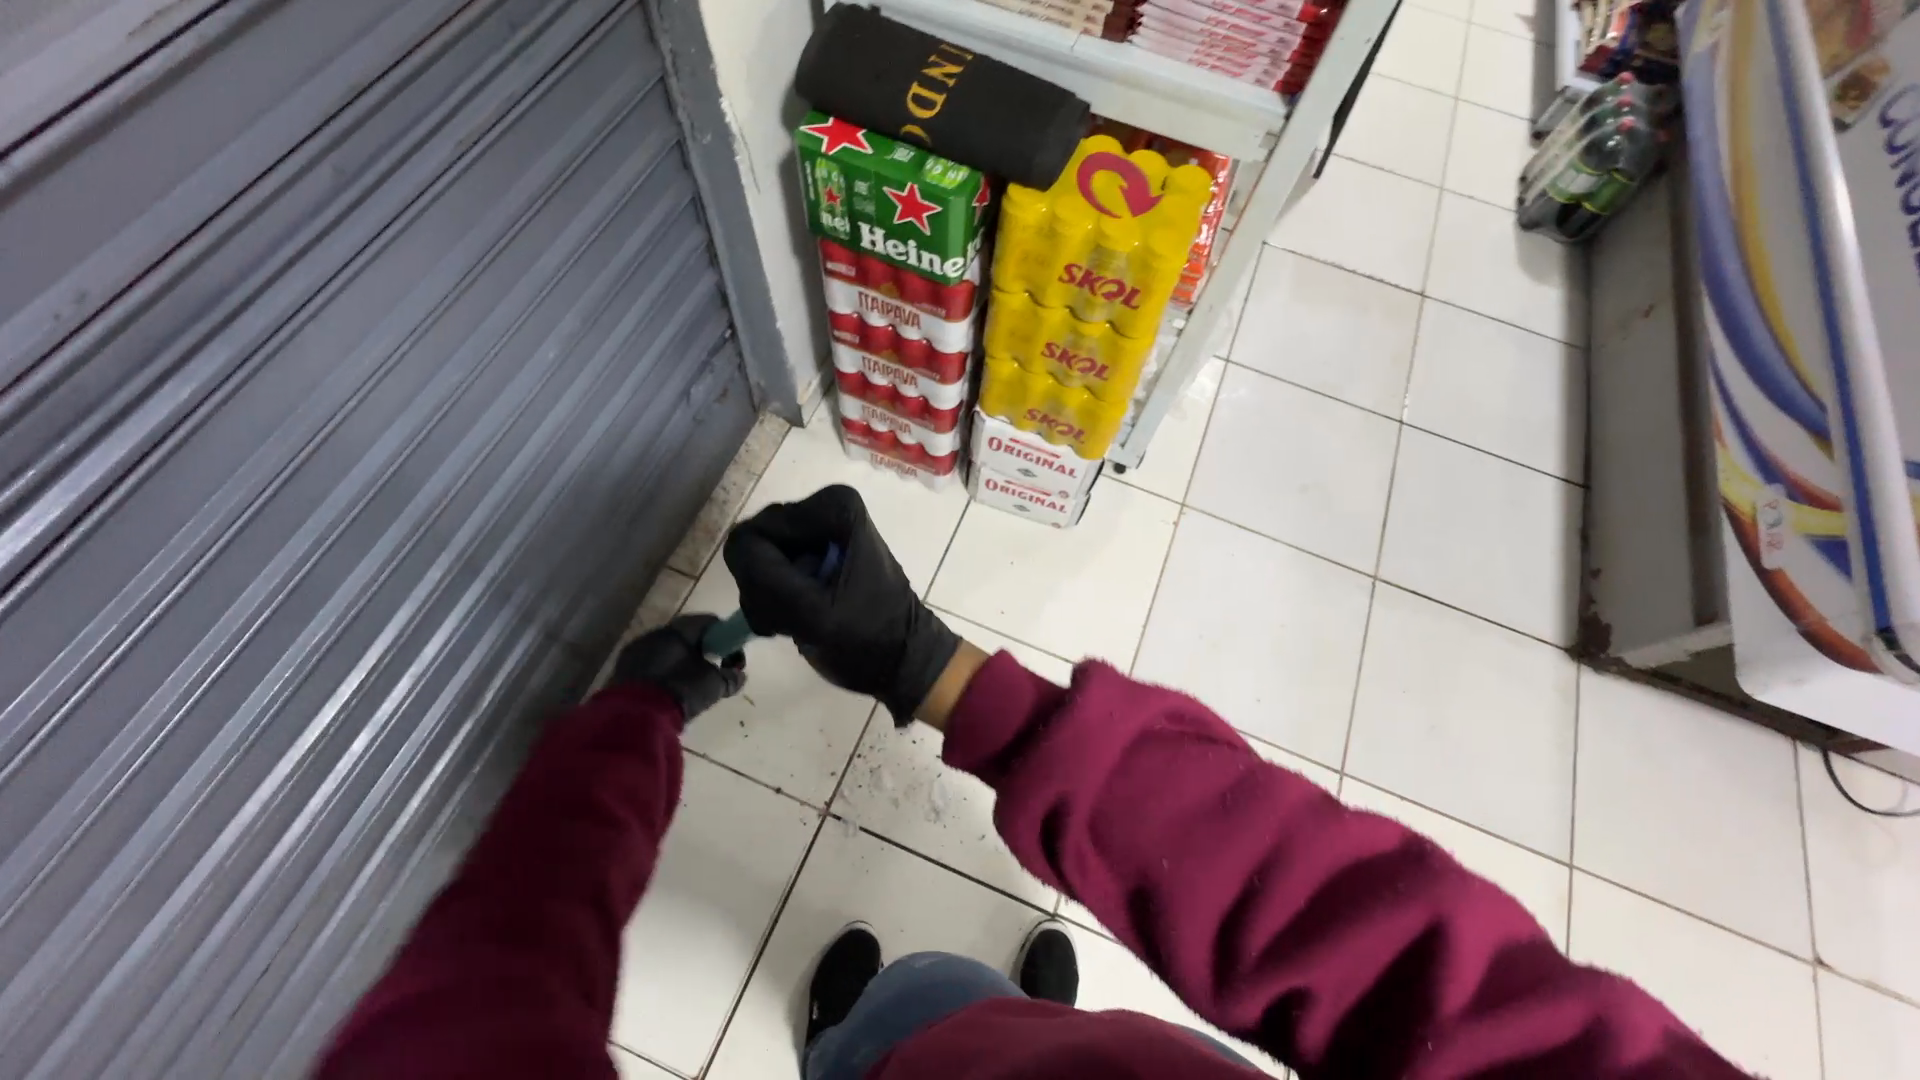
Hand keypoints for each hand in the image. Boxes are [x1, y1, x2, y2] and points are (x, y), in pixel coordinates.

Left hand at [610, 614, 745, 724]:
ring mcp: (634, 653)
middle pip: (686, 637)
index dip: (725, 638)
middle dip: (703, 652)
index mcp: (677, 629)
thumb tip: (739, 675)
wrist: (634, 718)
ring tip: (691, 687)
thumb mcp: (714, 685)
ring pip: (666, 652)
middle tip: (714, 673)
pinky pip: (650, 667)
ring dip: (681, 664)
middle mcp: (654, 634)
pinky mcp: (621, 673)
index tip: (731, 658)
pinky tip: (670, 694)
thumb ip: (731, 677)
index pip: (708, 622)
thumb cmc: (680, 691)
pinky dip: (664, 676)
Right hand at [723, 485, 957, 724]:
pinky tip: (796, 620)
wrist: (904, 662)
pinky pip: (771, 571)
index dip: (764, 576)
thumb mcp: (811, 613)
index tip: (793, 607)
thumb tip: (737, 544)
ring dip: (769, 599)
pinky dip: (775, 601)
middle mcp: (825, 509)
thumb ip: (765, 574)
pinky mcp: (815, 554)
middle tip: (794, 619)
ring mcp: (819, 532)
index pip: (757, 533)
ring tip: (799, 623)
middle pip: (759, 543)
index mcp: (833, 509)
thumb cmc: (866, 640)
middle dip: (766, 586)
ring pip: (759, 560)